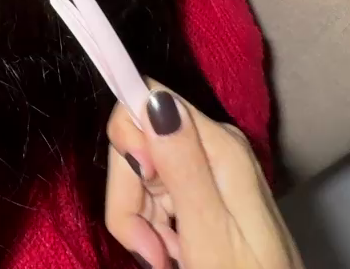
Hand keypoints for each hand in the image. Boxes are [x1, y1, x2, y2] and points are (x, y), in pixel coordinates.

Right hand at [105, 83, 301, 268]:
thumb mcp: (210, 235)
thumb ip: (182, 164)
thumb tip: (154, 96)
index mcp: (219, 145)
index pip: (148, 98)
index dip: (130, 138)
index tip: (143, 186)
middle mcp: (214, 146)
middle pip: (139, 140)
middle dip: (130, 192)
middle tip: (150, 249)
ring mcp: (208, 171)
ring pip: (140, 172)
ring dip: (140, 219)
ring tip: (164, 260)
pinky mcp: (202, 194)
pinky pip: (154, 195)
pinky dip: (151, 228)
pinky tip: (172, 257)